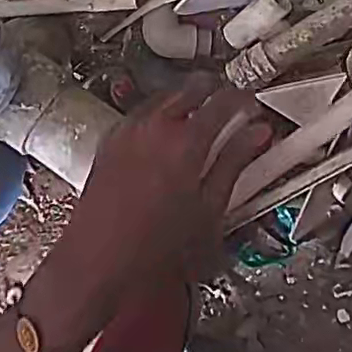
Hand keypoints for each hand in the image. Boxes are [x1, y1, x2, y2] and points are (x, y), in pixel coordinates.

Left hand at [23, 74, 272, 351]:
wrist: (96, 264)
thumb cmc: (153, 249)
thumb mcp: (209, 209)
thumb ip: (234, 163)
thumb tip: (255, 136)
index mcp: (186, 141)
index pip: (224, 100)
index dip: (244, 100)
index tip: (252, 109)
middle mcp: (155, 126)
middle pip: (193, 88)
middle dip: (216, 92)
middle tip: (231, 109)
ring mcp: (129, 129)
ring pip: (165, 96)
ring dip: (187, 100)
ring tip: (201, 122)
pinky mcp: (111, 139)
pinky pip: (141, 112)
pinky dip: (160, 113)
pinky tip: (166, 135)